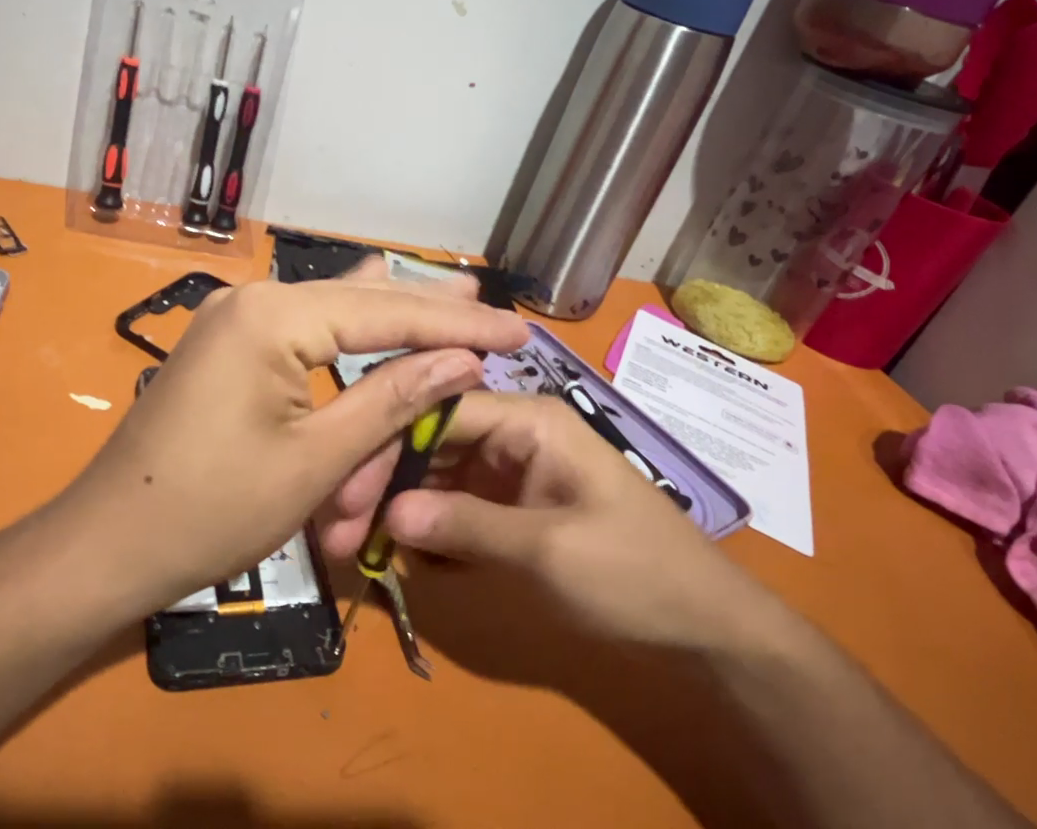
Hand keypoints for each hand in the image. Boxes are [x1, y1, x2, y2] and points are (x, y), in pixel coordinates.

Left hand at [60, 262, 530, 618]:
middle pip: (359, 298)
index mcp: (272, 316)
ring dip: (388, 320)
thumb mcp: (317, 459)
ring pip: (328, 313)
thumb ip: (393, 399)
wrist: (108, 545)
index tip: (520, 330)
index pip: (387, 312)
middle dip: (427, 310)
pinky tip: (375, 324)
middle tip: (492, 305)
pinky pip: (298, 334)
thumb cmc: (214, 511)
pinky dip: (345, 342)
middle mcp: (249, 301)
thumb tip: (462, 359)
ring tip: (451, 302)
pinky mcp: (222, 350)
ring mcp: (229, 322)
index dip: (459, 323)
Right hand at [321, 392, 780, 651]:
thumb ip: (468, 526)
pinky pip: (450, 508)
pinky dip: (421, 528)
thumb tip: (387, 513)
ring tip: (346, 544)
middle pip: (427, 443)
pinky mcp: (507, 509)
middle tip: (333, 527)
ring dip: (392, 508)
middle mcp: (512, 435)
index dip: (386, 444)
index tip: (342, 487)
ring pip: (432, 478)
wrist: (703, 625)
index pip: (438, 410)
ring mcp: (508, 473)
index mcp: (528, 421)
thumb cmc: (635, 572)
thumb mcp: (550, 550)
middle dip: (381, 481)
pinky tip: (387, 552)